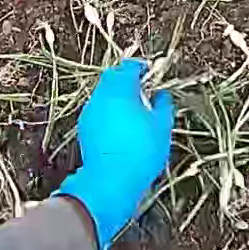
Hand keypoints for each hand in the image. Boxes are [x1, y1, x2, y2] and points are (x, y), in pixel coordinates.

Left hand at [54, 58, 175, 249]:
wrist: (110, 182)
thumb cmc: (139, 153)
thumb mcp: (162, 127)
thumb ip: (163, 105)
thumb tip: (161, 95)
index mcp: (120, 90)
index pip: (129, 67)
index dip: (140, 67)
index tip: (149, 72)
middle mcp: (102, 96)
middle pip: (113, 77)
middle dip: (127, 79)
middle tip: (142, 89)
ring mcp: (91, 111)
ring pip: (104, 93)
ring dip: (118, 95)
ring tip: (134, 109)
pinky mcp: (85, 126)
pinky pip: (99, 109)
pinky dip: (110, 110)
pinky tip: (121, 125)